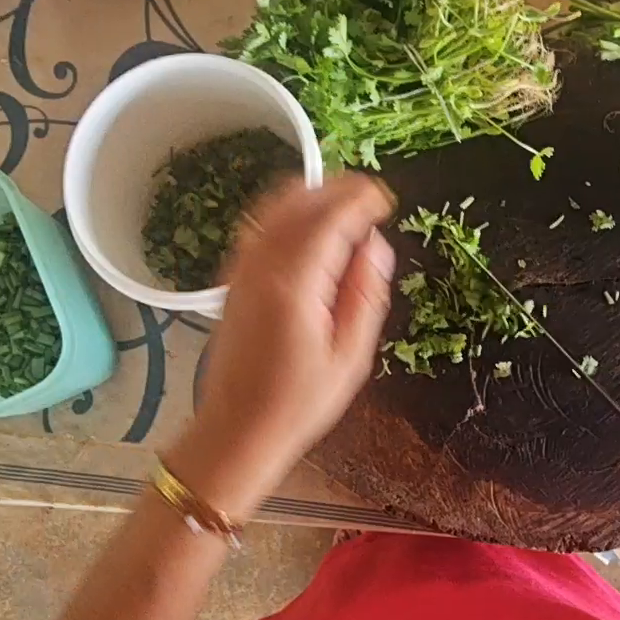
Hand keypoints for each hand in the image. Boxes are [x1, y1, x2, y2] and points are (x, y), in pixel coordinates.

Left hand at [166, 173, 395, 519]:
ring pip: (275, 208)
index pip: (331, 217)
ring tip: (345, 208)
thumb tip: (375, 246)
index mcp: (295, 283)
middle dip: (338, 190)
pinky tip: (308, 229)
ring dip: (312, 196)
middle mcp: (262, 265)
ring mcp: (241, 270)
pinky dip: (287, 214)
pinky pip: (259, 227)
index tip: (386, 201)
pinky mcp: (232, 280)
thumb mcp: (351, 357)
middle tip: (371, 199)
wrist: (236, 430)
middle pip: (300, 201)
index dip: (362, 200)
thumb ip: (365, 295)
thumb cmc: (298, 403)